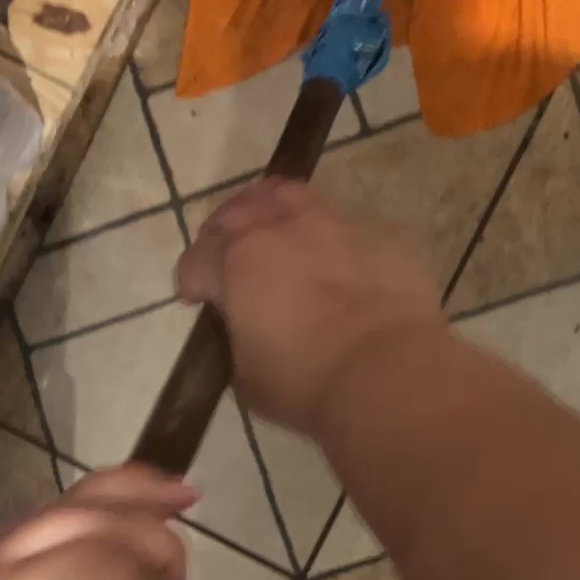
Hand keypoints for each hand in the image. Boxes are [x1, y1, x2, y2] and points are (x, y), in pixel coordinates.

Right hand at [176, 180, 448, 435]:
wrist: (389, 375)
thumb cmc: (306, 384)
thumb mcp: (246, 376)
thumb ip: (237, 339)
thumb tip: (246, 328)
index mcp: (237, 263)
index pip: (197, 260)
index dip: (191, 280)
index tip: (195, 298)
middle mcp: (281, 229)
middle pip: (237, 212)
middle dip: (222, 233)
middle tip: (225, 255)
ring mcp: (334, 223)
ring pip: (289, 196)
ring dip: (269, 211)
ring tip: (272, 232)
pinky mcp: (380, 234)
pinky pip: (343, 221)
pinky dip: (326, 234)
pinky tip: (333, 258)